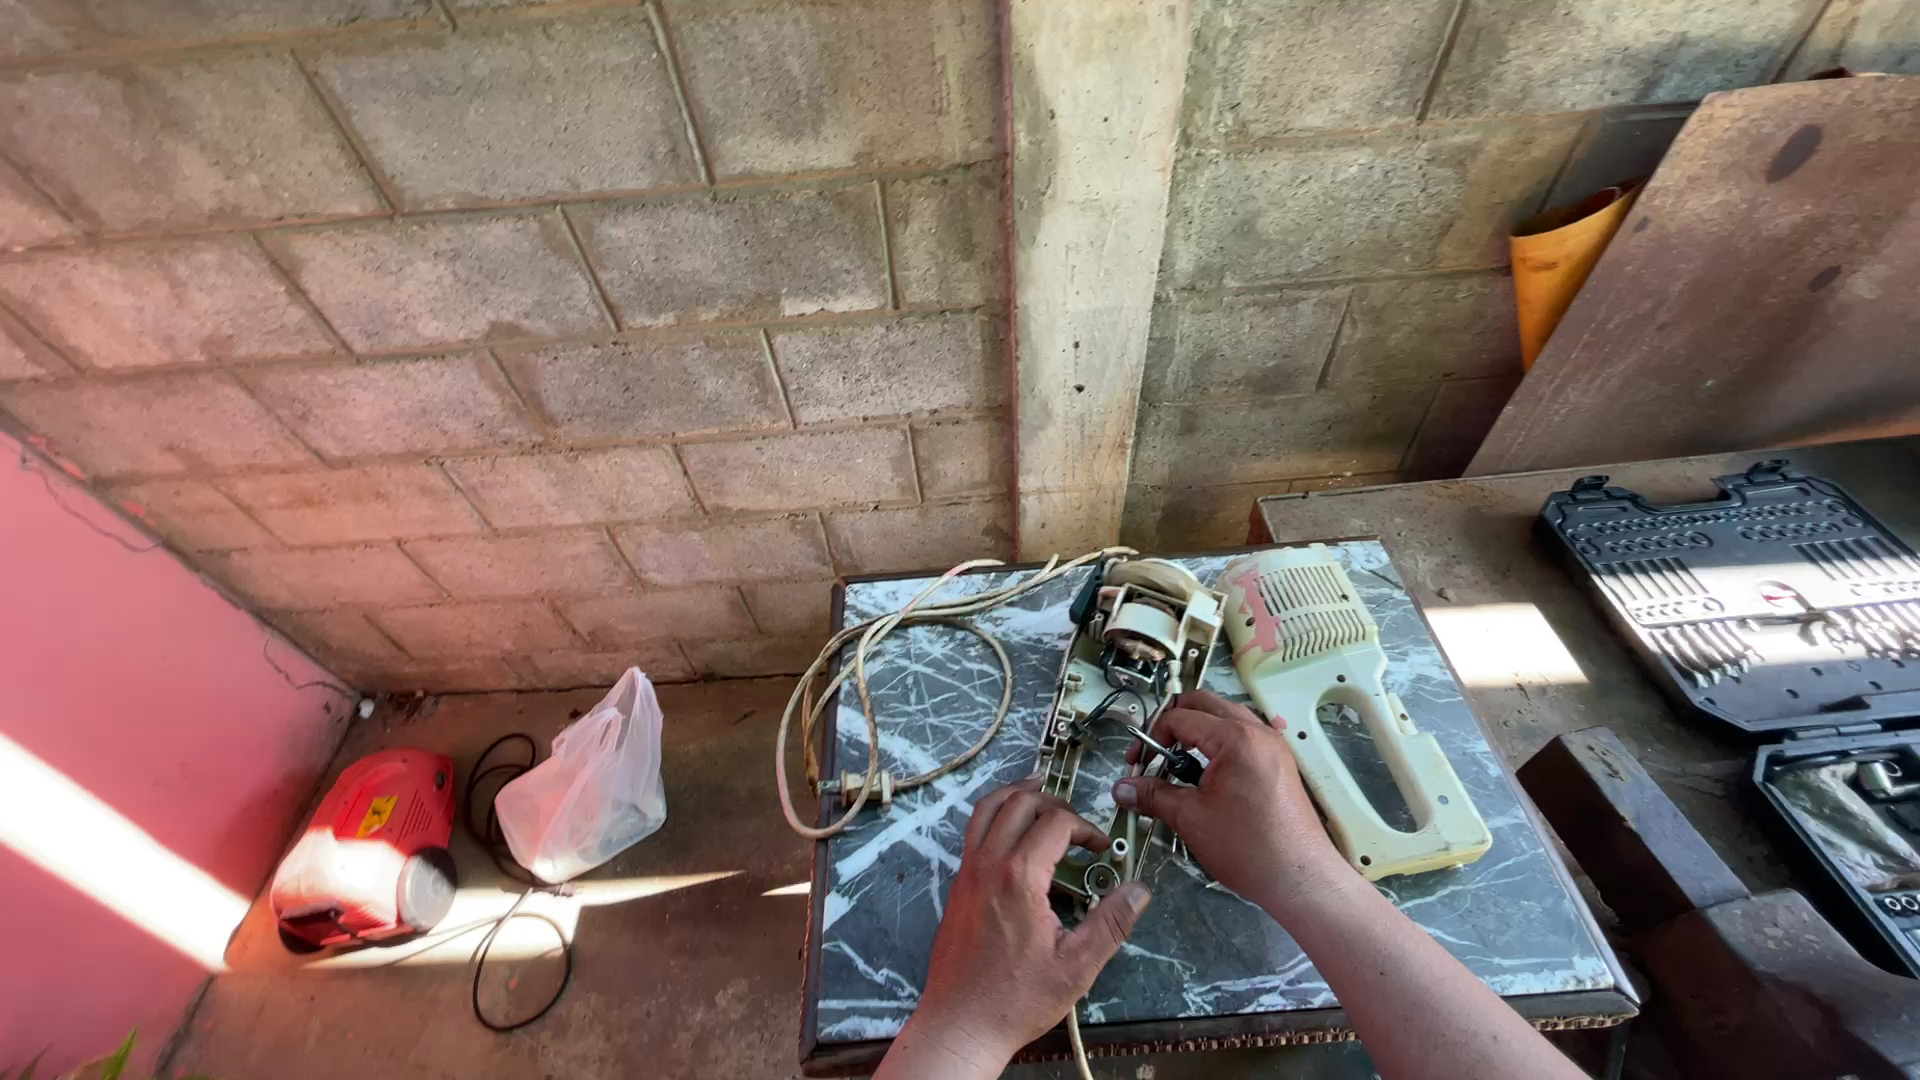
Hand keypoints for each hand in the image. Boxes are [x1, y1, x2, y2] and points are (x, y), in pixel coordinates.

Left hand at [895, 779, 1150, 1071]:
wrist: (959, 1023)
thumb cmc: (1015, 999)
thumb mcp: (1075, 967)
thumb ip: (1110, 924)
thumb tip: (1138, 890)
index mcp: (1019, 877)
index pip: (1056, 823)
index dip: (1085, 827)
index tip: (1100, 847)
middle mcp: (989, 862)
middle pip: (1020, 802)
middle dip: (1054, 802)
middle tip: (1076, 823)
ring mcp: (968, 869)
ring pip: (989, 806)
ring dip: (1017, 793)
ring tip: (1041, 792)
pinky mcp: (958, 881)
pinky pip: (974, 828)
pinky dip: (996, 813)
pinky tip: (1013, 830)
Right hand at [1113, 690, 1354, 921]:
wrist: (1302, 881)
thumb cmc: (1249, 848)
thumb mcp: (1191, 818)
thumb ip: (1153, 795)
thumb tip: (1121, 789)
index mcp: (1235, 738)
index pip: (1179, 718)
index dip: (1151, 738)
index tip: (1138, 764)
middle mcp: (1257, 732)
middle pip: (1204, 703)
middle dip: (1172, 722)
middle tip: (1155, 750)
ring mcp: (1272, 745)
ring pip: (1225, 715)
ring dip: (1197, 729)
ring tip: (1180, 761)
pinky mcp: (1279, 762)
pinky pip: (1243, 734)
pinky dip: (1220, 742)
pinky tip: (1208, 772)